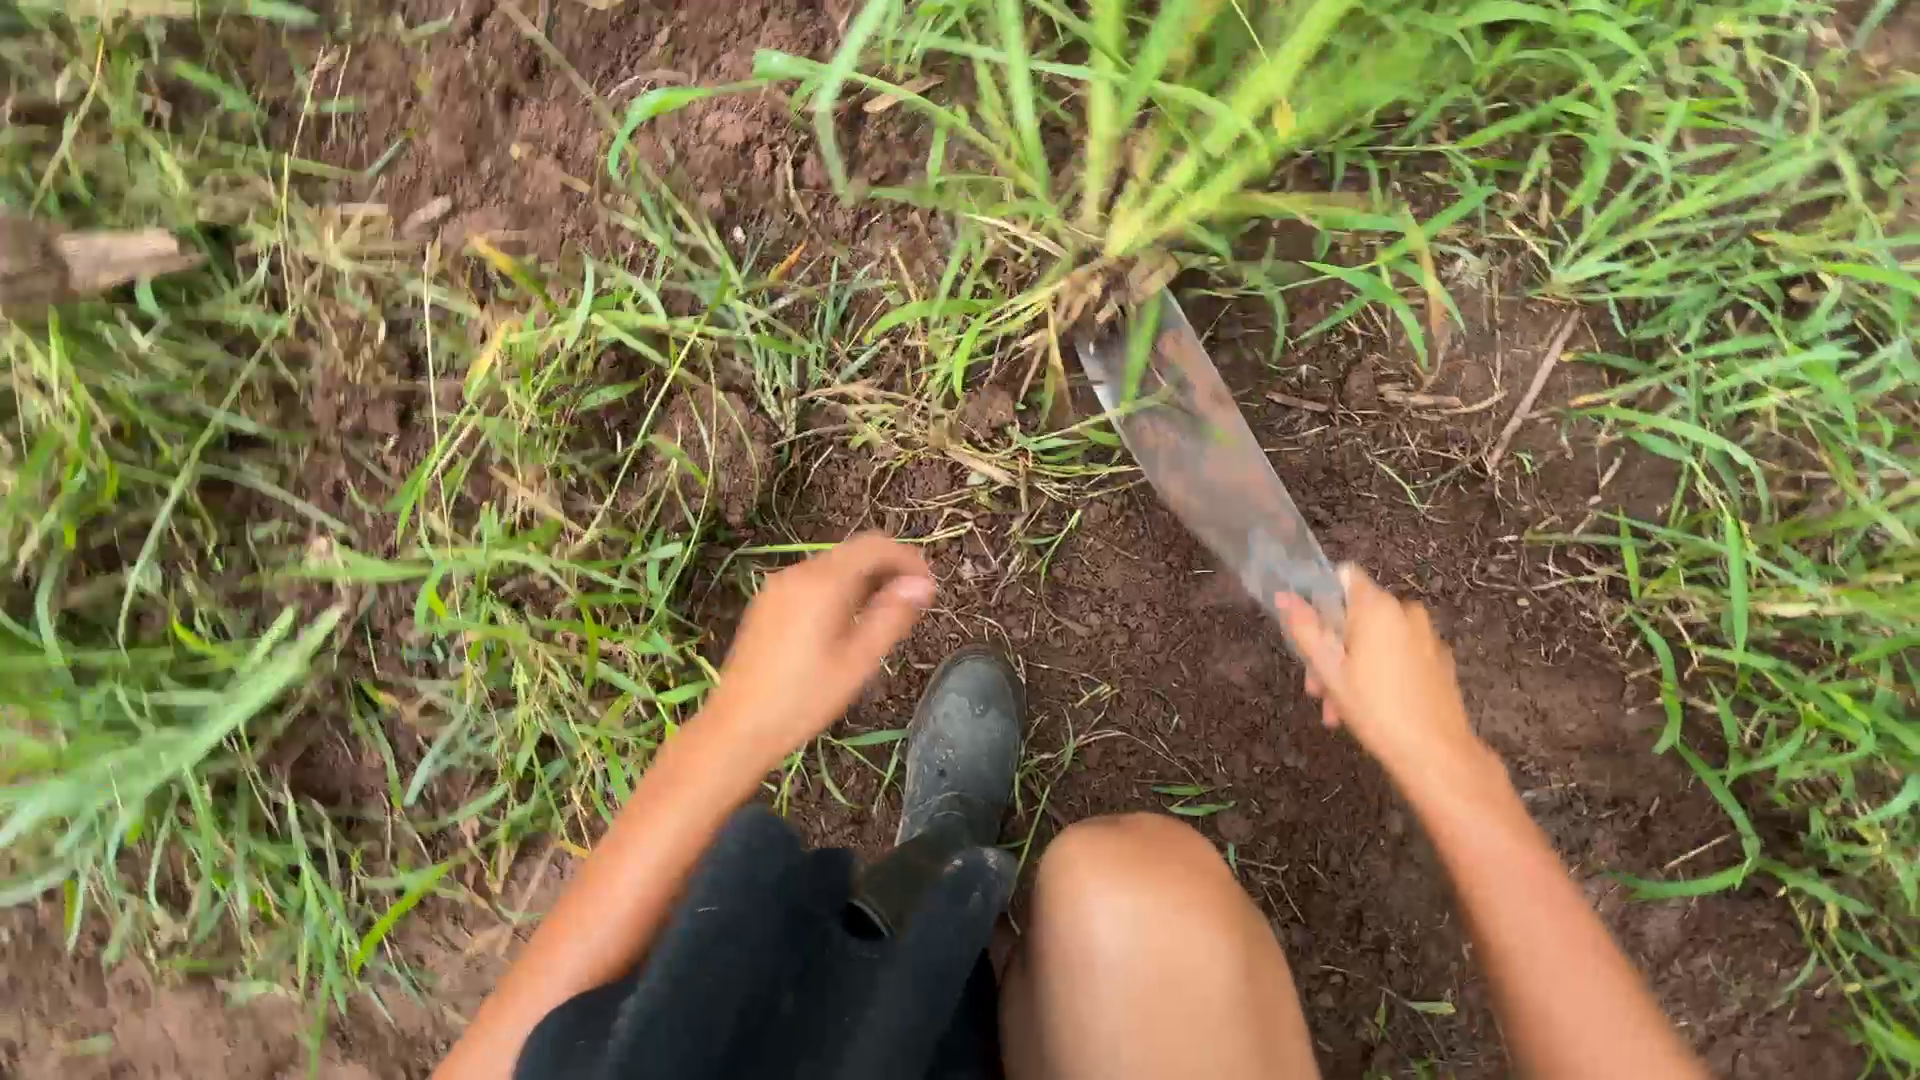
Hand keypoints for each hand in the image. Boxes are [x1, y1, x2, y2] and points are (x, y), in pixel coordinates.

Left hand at [702, 532, 933, 765]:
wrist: (738, 727)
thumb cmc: (804, 699)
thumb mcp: (858, 661)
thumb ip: (893, 617)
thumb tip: (923, 586)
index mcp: (823, 583)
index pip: (876, 546)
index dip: (908, 560)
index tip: (929, 587)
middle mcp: (798, 574)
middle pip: (855, 552)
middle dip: (889, 570)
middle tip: (914, 604)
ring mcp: (779, 587)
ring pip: (835, 567)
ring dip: (866, 581)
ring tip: (886, 617)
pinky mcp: (769, 603)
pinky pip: (814, 582)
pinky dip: (841, 590)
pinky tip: (849, 623)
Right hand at [1274, 565, 1487, 785]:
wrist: (1436, 754)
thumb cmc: (1374, 708)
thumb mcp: (1328, 669)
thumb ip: (1304, 628)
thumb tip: (1284, 596)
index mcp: (1378, 607)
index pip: (1344, 576)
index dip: (1320, 597)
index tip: (1308, 629)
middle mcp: (1407, 613)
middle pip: (1355, 614)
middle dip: (1331, 646)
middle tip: (1316, 686)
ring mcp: (1427, 637)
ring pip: (1375, 638)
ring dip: (1350, 665)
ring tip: (1337, 707)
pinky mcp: (1439, 662)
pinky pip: (1398, 654)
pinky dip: (1378, 672)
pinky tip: (1367, 706)